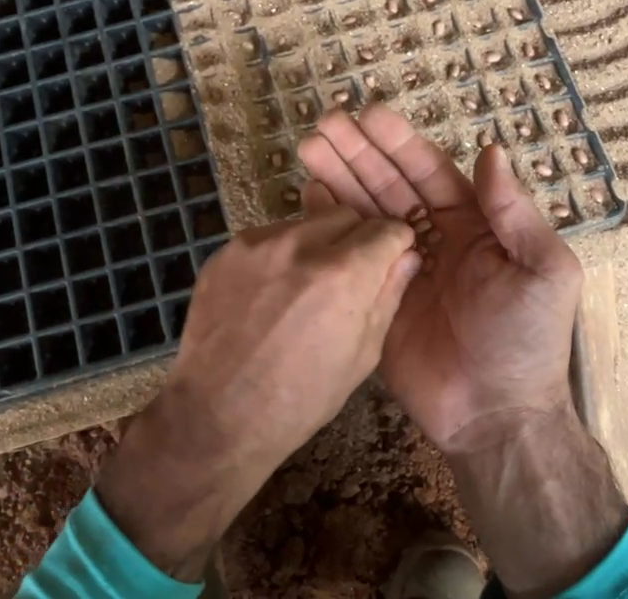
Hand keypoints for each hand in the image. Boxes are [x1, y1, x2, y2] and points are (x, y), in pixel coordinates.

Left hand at [95, 206, 419, 580]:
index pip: (385, 229)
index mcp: (343, 274)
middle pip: (344, 215)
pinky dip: (278, 255)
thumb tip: (408, 256)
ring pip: (304, 223)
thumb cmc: (301, 397)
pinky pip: (267, 237)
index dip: (394, 243)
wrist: (220, 411)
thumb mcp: (361, 355)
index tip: (390, 257)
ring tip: (304, 287)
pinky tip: (270, 293)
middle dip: (355, 238)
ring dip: (315, 244)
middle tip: (348, 274)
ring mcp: (258, 243)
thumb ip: (387, 297)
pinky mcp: (228, 249)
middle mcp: (300, 244)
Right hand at [299, 105, 627, 597]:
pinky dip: (329, 222)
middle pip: (388, 184)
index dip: (398, 144)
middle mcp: (432, 237)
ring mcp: (399, 267)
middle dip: (357, 153)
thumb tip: (490, 149)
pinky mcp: (374, 298)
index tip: (367, 116)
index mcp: (473, 225)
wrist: (495, 417)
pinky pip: (349, 254)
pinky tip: (308, 195)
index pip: (428, 173)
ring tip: (307, 147)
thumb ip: (514, 212)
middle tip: (322, 125)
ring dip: (337, 178)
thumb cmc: (525, 340)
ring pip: (364, 211)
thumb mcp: (542, 271)